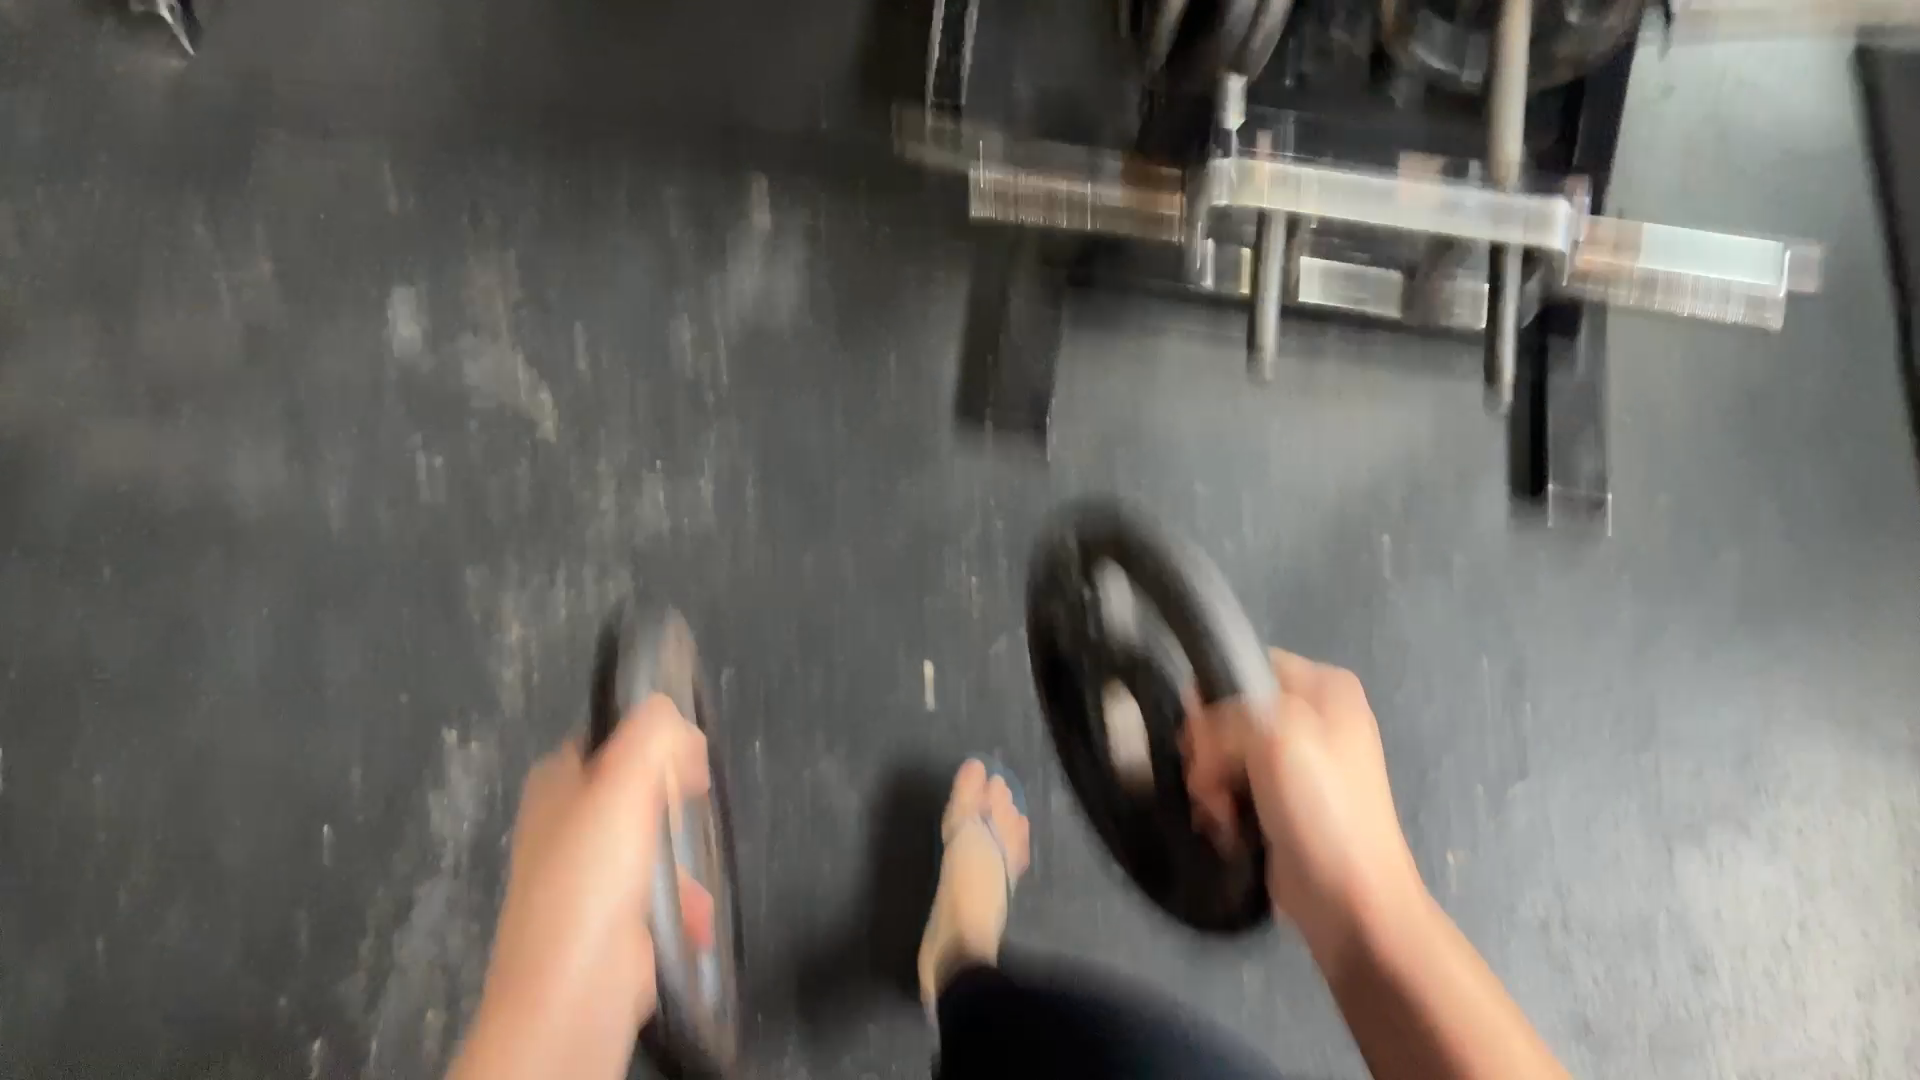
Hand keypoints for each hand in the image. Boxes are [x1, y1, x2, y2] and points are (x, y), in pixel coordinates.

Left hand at [449, 695, 710, 1079]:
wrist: (574, 993)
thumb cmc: (594, 878)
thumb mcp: (625, 784)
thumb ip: (652, 735)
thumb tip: (671, 710)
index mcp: (557, 785)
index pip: (610, 737)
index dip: (651, 739)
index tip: (685, 758)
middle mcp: (564, 826)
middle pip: (634, 787)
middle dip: (672, 799)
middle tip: (692, 804)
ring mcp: (583, 876)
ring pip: (649, 840)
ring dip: (682, 854)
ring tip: (694, 872)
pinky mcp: (606, 920)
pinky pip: (654, 892)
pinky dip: (680, 899)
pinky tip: (694, 913)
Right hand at [1184, 650, 1426, 963]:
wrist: (1351, 903)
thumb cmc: (1322, 810)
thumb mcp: (1278, 733)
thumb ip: (1229, 708)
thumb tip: (1197, 720)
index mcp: (1324, 686)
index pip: (1243, 663)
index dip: (1214, 693)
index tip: (1202, 731)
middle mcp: (1311, 715)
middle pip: (1226, 708)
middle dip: (1208, 747)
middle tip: (1210, 778)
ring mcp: (1295, 759)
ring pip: (1220, 747)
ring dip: (1208, 779)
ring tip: (1218, 810)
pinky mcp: (1278, 798)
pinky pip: (1228, 781)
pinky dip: (1218, 801)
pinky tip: (1224, 824)